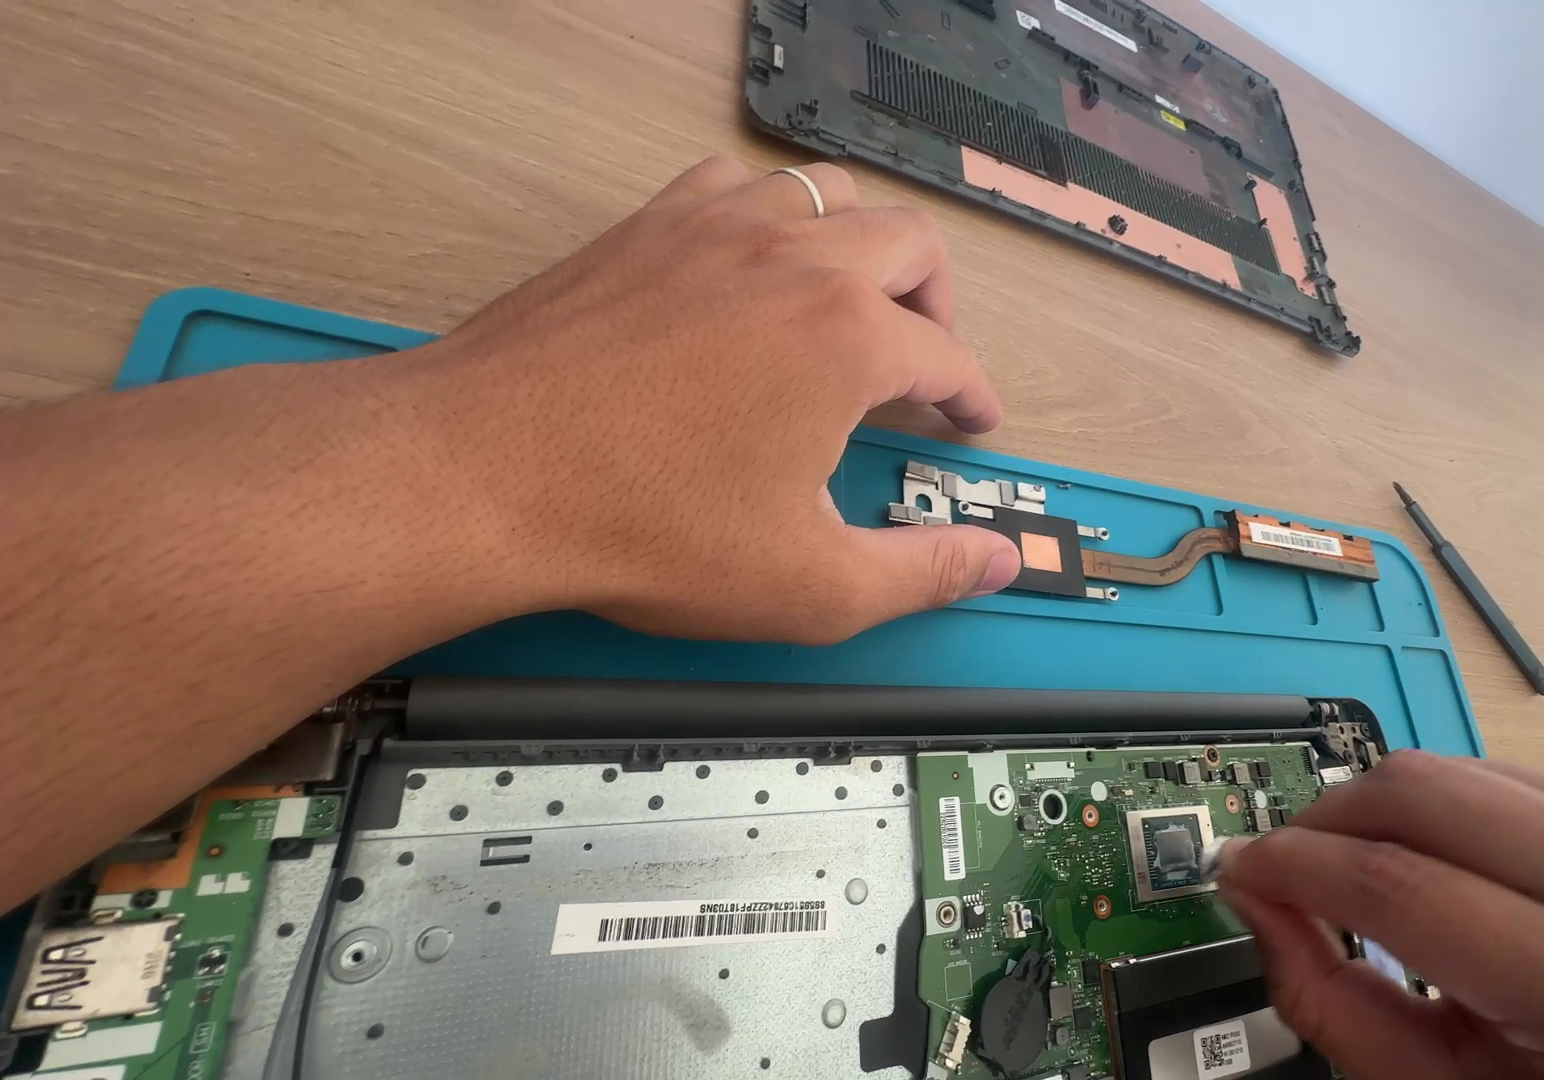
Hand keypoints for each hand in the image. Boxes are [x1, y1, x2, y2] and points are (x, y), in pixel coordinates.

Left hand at [408, 155, 1021, 641]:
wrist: (479, 478)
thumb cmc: (650, 532)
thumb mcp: (814, 585)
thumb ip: (923, 571)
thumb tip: (996, 561)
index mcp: (849, 339)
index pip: (950, 358)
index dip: (974, 395)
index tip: (973, 419)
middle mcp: (796, 260)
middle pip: (912, 245)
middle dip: (941, 305)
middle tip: (931, 362)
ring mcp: (716, 229)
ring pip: (831, 195)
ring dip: (866, 248)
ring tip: (859, 306)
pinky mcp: (648, 228)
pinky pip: (738, 187)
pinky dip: (776, 221)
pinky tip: (759, 274)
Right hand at [1215, 751, 1543, 1079]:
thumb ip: (1339, 1004)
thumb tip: (1259, 900)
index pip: (1398, 884)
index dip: (1290, 867)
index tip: (1237, 870)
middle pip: (1423, 791)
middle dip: (1326, 820)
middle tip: (1289, 868)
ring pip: (1463, 772)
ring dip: (1385, 815)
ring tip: (1366, 874)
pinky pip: (1522, 786)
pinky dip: (1457, 820)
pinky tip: (1460, 875)